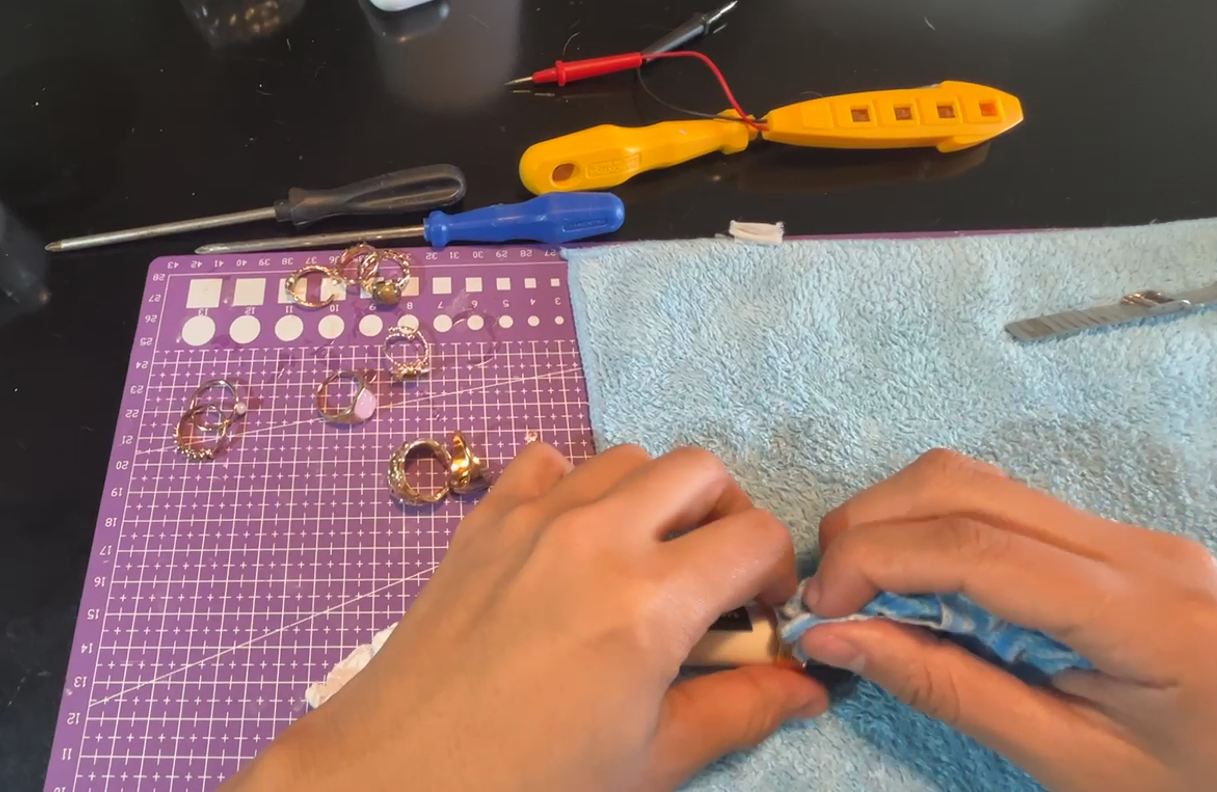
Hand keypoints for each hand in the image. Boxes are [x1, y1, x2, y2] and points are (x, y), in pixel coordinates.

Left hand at [227, 443, 825, 791]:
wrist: (408, 762)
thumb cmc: (537, 776)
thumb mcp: (652, 757)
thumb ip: (739, 707)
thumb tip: (809, 682)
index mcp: (652, 597)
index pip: (756, 535)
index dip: (777, 569)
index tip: (757, 609)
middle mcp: (599, 531)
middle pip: (698, 468)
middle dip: (724, 511)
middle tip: (706, 570)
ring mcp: (536, 509)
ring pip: (625, 456)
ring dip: (651, 494)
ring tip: (637, 553)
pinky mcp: (488, 510)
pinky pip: (544, 458)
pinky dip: (572, 481)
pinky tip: (566, 532)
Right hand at [798, 449, 1216, 791]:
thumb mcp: (1076, 769)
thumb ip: (946, 689)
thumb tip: (827, 636)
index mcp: (1152, 615)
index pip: (973, 548)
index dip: (873, 562)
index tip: (818, 608)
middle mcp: (1141, 547)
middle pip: (960, 487)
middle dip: (869, 525)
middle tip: (830, 592)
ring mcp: (1134, 534)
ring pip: (971, 478)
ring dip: (894, 517)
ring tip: (866, 583)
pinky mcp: (1119, 540)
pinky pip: (998, 501)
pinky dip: (932, 526)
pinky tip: (922, 578)